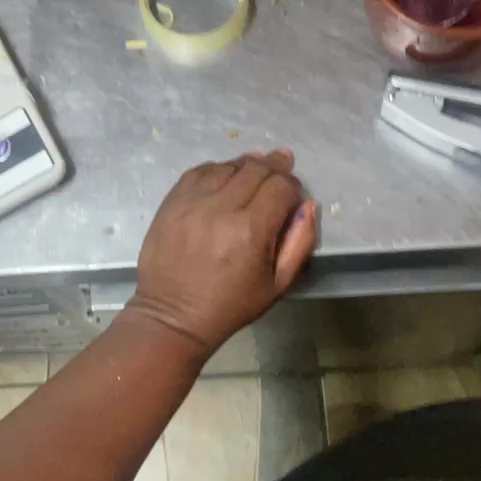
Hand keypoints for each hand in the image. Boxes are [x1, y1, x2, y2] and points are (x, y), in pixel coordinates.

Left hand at [131, 150, 318, 352]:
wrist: (173, 315)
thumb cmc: (230, 304)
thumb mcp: (278, 284)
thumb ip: (300, 242)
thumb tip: (308, 205)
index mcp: (251, 230)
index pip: (280, 185)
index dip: (292, 184)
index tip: (293, 193)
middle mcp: (221, 208)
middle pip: (255, 168)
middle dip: (274, 166)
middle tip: (282, 164)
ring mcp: (192, 201)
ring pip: (227, 166)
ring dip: (245, 166)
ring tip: (254, 170)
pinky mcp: (172, 201)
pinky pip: (199, 171)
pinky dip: (217, 169)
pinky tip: (225, 176)